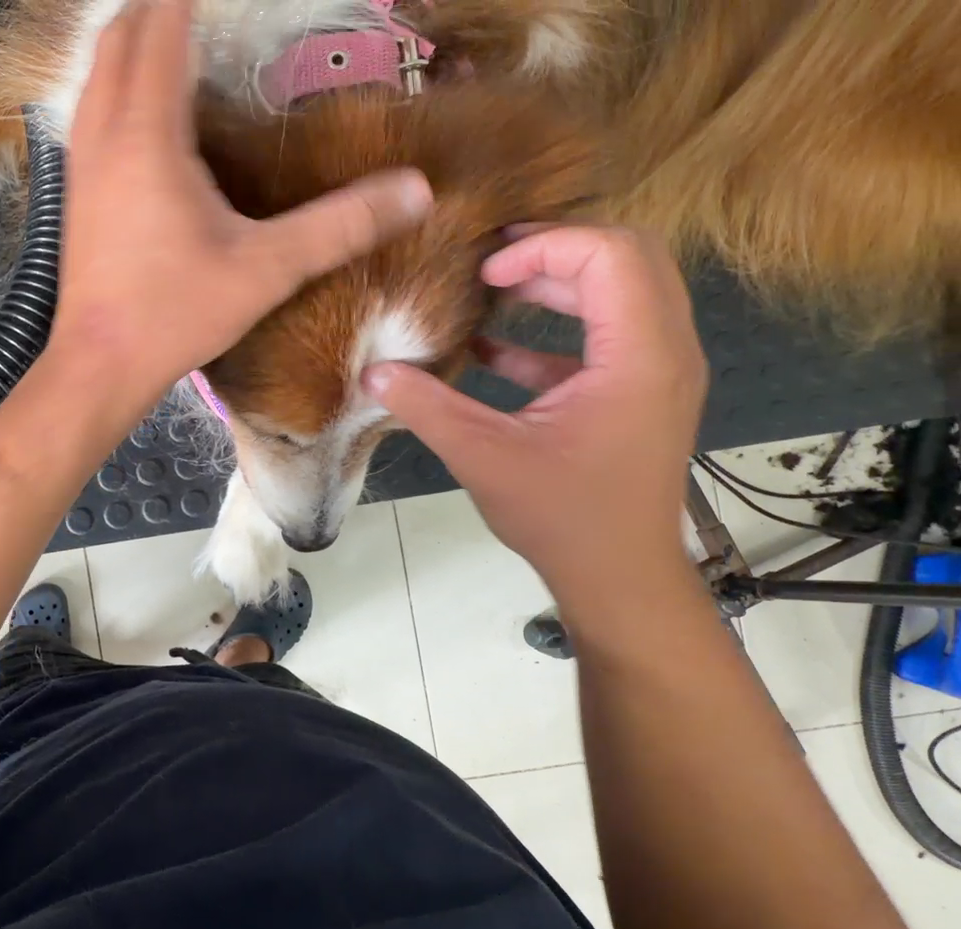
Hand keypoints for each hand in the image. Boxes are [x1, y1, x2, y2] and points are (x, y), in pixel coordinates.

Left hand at [46, 0, 431, 400]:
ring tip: (173, 36)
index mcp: (147, 137)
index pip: (162, 29)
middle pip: (118, 39)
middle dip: (156, 7)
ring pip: (95, 76)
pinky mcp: (75, 197)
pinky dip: (113, 88)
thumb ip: (340, 225)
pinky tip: (141, 112)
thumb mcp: (265, 270)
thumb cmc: (173, 316)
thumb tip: (417, 191)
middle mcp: (104, 138)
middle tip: (201, 6)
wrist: (97, 366)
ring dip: (129, 44)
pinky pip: (88, 115)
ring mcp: (81, 168)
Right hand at [363, 225, 707, 606]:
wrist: (618, 571)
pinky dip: (558, 328)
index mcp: (639, 356)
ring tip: (493, 290)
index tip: (483, 275)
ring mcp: (660, 370)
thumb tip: (372, 373)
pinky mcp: (641, 393)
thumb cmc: (561, 515)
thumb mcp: (483, 456)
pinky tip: (495, 349)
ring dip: (559, 284)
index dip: (543, 247)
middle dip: (557, 250)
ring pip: (624, 292)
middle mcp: (666, 349)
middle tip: (489, 264)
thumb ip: (427, 407)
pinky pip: (610, 334)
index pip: (609, 256)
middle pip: (629, 259)